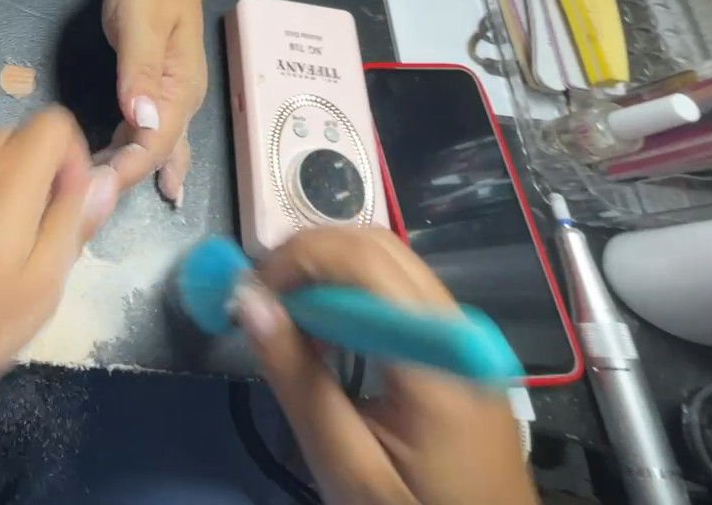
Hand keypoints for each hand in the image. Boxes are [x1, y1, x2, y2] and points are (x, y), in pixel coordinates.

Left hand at [0, 107, 119, 399]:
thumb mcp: (37, 287)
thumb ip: (73, 225)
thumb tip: (102, 180)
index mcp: (9, 172)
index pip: (56, 123)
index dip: (74, 161)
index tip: (65, 213)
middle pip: (23, 142)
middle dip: (40, 183)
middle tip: (31, 249)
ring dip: (4, 197)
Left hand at [100, 0, 225, 201]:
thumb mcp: (141, 20)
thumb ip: (140, 70)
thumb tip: (142, 121)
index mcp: (179, 88)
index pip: (155, 143)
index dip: (127, 169)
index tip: (94, 190)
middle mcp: (181, 101)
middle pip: (155, 153)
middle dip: (123, 178)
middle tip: (82, 203)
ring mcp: (172, 98)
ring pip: (153, 147)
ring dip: (127, 171)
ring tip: (93, 197)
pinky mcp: (158, 91)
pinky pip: (152, 135)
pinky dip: (137, 156)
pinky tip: (129, 178)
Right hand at [235, 228, 536, 504]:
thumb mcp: (345, 466)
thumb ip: (296, 378)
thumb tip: (248, 299)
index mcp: (438, 363)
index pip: (364, 263)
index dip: (297, 259)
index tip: (252, 296)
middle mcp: (459, 333)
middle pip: (375, 245)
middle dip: (306, 254)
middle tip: (263, 297)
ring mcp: (464, 335)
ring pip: (384, 255)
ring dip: (325, 265)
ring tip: (287, 309)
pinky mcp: (457, 343)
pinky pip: (395, 283)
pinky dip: (347, 283)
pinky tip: (324, 324)